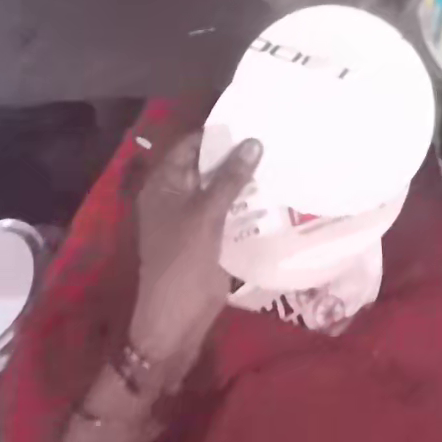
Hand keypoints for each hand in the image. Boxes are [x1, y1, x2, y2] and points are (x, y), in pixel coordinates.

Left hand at [128, 133, 260, 372]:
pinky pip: (226, 210)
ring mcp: (190, 217)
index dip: (217, 134)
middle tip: (271, 138)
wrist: (175, 320)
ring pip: (218, 188)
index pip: (190, 146)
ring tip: (278, 161)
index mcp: (163, 184)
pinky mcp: (206, 236)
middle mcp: (174, 196)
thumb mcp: (207, 215)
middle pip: (205, 166)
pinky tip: (272, 194)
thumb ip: (230, 178)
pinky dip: (244, 202)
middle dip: (234, 156)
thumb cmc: (183, 262)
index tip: (250, 121)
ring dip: (242, 179)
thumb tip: (254, 142)